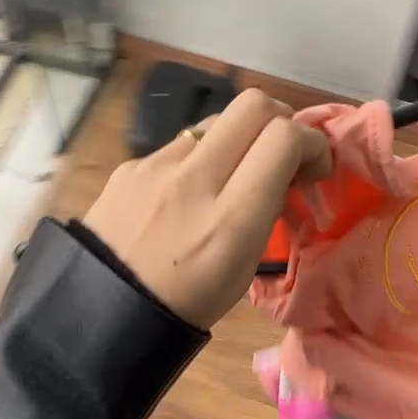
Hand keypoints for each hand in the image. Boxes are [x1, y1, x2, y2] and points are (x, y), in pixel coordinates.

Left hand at [83, 88, 327, 329]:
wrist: (104, 313)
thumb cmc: (187, 304)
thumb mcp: (243, 269)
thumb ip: (264, 210)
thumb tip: (277, 173)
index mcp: (231, 220)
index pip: (284, 138)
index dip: (312, 142)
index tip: (313, 166)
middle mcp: (194, 181)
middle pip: (253, 105)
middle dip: (281, 120)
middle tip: (283, 152)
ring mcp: (156, 167)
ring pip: (215, 122)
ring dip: (238, 139)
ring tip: (233, 177)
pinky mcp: (130, 166)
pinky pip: (178, 146)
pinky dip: (197, 160)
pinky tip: (186, 195)